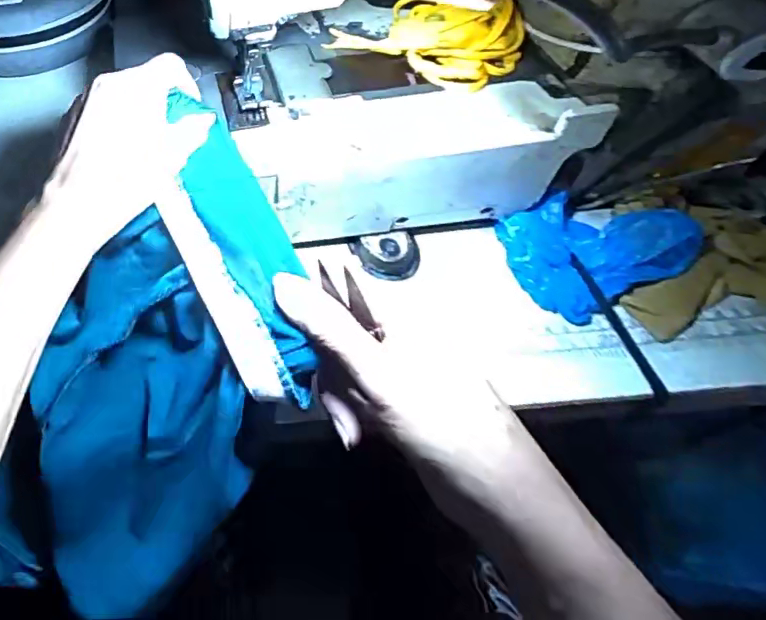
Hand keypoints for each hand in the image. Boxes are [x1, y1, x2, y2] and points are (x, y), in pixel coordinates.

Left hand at [42, 53, 214, 249]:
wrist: (72, 206)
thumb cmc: (125, 182)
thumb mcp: (172, 157)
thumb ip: (192, 129)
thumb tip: (200, 120)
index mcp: (139, 86)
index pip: (171, 64)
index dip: (186, 85)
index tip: (188, 108)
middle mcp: (109, 82)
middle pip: (145, 77)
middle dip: (161, 99)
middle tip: (169, 129)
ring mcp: (86, 96)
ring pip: (122, 92)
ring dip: (137, 109)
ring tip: (142, 143)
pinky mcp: (70, 114)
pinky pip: (101, 105)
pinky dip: (114, 118)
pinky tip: (116, 149)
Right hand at [272, 272, 533, 505]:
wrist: (491, 487)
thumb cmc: (437, 417)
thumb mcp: (374, 371)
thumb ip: (327, 326)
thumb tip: (279, 279)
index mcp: (391, 307)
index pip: (334, 281)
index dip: (302, 295)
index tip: (274, 320)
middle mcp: (388, 327)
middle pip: (329, 327)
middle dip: (322, 365)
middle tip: (330, 398)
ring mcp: (390, 362)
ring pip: (336, 363)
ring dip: (335, 396)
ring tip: (350, 428)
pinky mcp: (390, 393)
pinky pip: (351, 390)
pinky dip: (348, 411)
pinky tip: (356, 434)